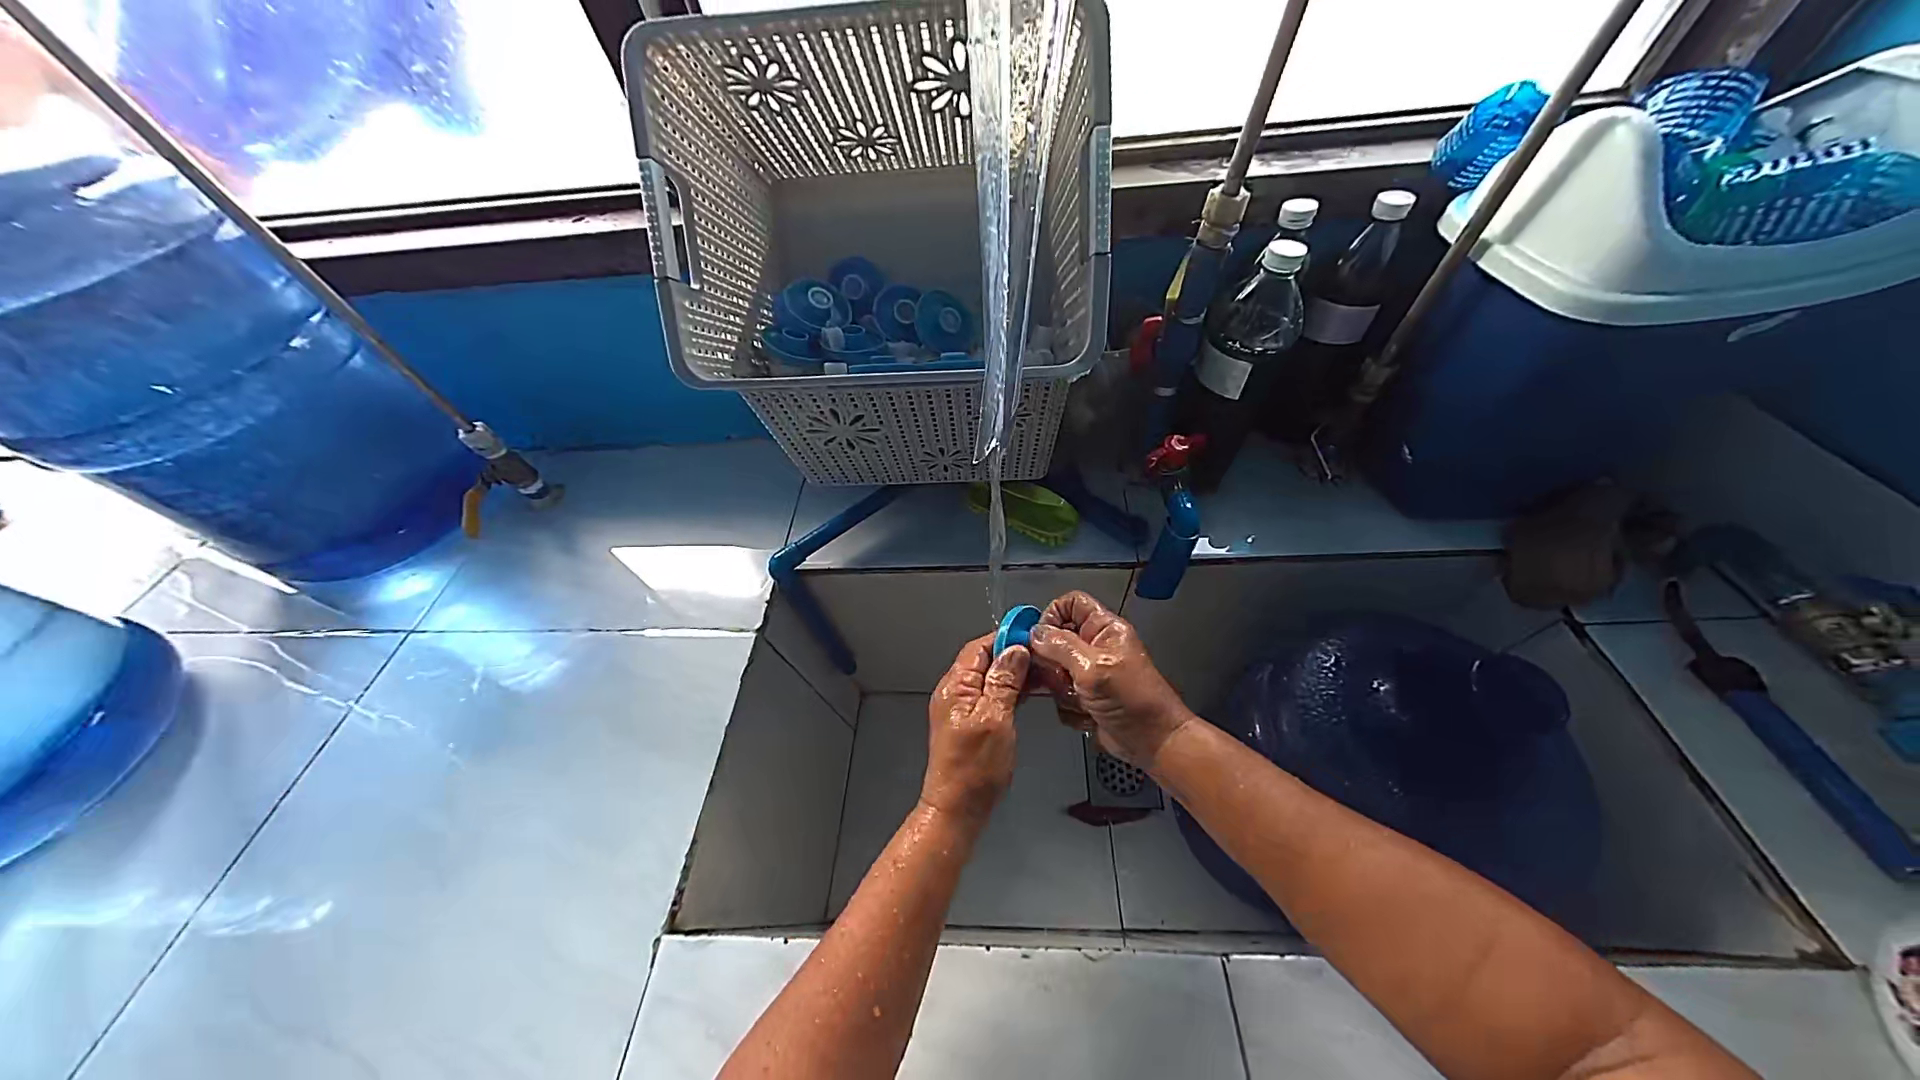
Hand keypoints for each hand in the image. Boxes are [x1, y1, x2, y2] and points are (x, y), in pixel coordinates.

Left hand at [920, 634, 1028, 823]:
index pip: (980, 647)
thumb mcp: (996, 719)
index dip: (1005, 637)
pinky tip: (1025, 694)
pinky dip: (1008, 691)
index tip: (1030, 634)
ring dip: (1013, 673)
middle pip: (984, 660)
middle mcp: (954, 693)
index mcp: (955, 687)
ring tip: (1039, 674)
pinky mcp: (969, 723)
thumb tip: (1015, 651)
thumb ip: (1005, 682)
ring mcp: (960, 709)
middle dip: (1012, 654)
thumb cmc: (972, 771)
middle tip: (1041, 656)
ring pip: (989, 678)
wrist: (958, 808)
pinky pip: (990, 695)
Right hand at [1028, 591, 1194, 769]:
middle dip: (1053, 664)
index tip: (1040, 638)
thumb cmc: (1137, 701)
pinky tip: (1089, 714)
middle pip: (1055, 641)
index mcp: (1103, 629)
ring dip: (1062, 690)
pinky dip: (1069, 708)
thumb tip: (1036, 633)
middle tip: (1063, 676)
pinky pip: (1059, 696)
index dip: (1051, 616)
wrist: (1153, 741)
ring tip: (1082, 699)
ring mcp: (1088, 673)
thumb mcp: (1093, 667)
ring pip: (1053, 672)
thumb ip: (1060, 646)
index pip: (1070, 604)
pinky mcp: (1084, 696)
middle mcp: (1094, 647)